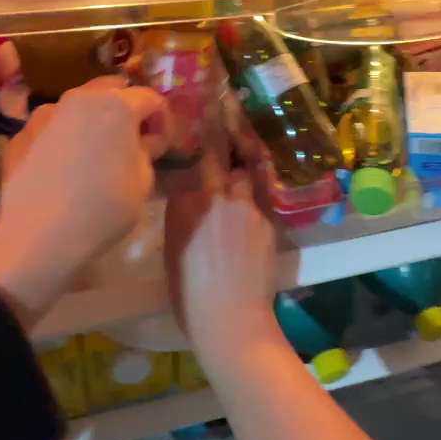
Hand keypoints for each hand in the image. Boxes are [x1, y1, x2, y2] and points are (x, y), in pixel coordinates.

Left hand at [0, 75, 165, 326]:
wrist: (37, 237)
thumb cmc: (102, 208)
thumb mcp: (143, 183)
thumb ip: (147, 152)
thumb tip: (144, 141)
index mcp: (116, 105)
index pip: (150, 98)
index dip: (163, 120)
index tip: (163, 145)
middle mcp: (79, 99)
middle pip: (111, 90)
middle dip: (126, 109)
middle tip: (131, 140)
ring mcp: (44, 114)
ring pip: (77, 106)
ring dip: (92, 121)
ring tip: (95, 152)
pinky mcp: (20, 135)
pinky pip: (51, 128)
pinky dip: (63, 138)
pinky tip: (64, 168)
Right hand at [163, 156, 282, 365]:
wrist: (230, 318)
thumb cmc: (190, 296)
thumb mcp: (173, 252)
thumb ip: (182, 220)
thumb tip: (189, 205)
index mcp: (182, 206)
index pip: (188, 170)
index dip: (194, 163)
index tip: (197, 157)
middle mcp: (212, 197)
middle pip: (218, 157)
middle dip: (219, 140)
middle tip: (223, 121)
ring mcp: (243, 205)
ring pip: (244, 177)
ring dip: (241, 180)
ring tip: (242, 184)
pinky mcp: (267, 218)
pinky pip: (261, 200)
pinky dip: (256, 205)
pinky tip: (255, 218)